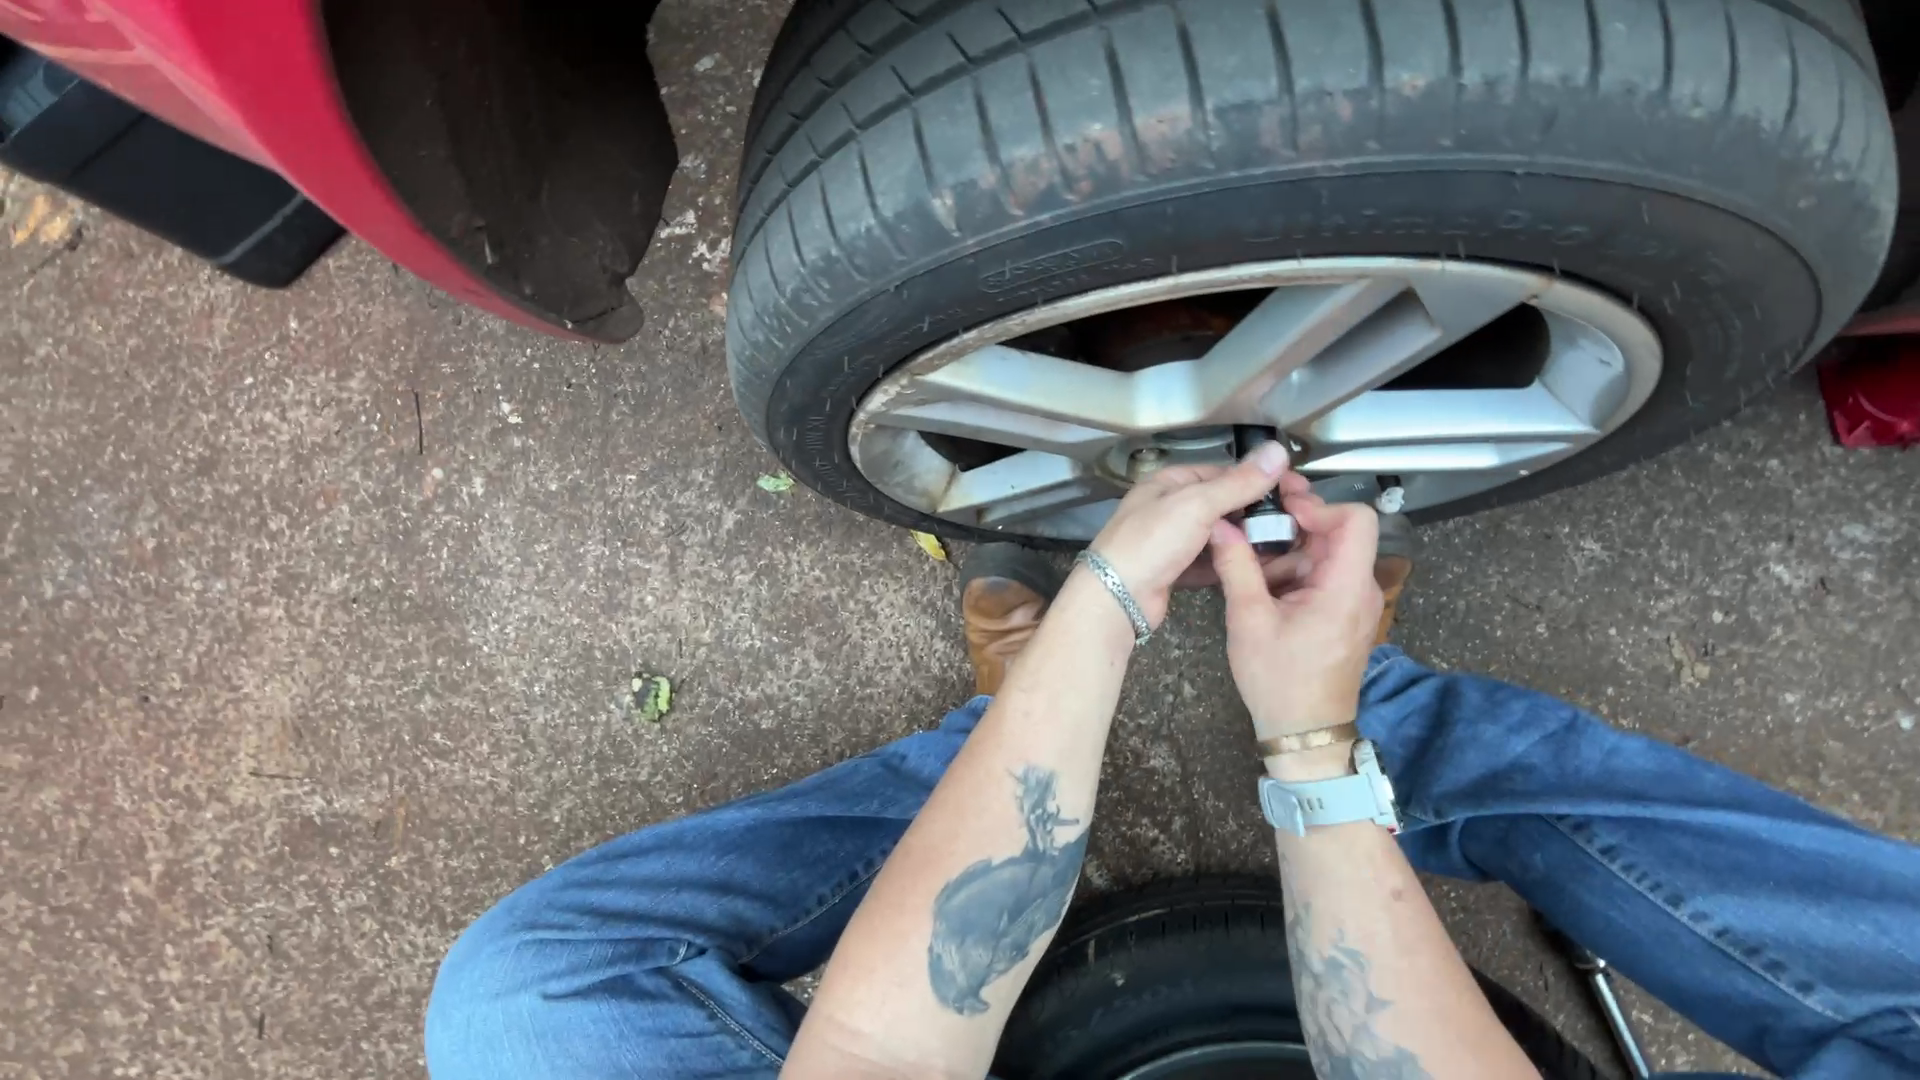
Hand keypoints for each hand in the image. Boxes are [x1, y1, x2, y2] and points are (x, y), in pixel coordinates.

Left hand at [1084, 441, 1302, 628]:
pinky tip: (1258, 569)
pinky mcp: (1174, 571)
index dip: (1258, 480)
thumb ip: (1238, 482)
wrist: (1115, 597)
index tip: (1295, 491)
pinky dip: (1231, 563)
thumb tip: (1277, 451)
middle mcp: (1168, 508)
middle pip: (1221, 505)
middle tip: (1295, 522)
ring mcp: (1171, 542)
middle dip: (1254, 513)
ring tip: (1285, 545)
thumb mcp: (1196, 505)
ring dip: (1246, 540)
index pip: (1222, 473)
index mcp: (1168, 483)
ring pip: (1217, 536)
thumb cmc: (1150, 543)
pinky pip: (1210, 562)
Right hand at [1207, 488, 1382, 738]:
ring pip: (1325, 554)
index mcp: (1345, 587)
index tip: (1279, 508)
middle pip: (1337, 533)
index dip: (1317, 505)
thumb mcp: (1248, 620)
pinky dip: (1292, 572)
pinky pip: (1321, 576)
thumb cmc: (1280, 680)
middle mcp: (1360, 589)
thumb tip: (1219, 524)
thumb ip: (1236, 566)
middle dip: (1292, 525)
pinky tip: (1260, 586)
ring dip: (1287, 551)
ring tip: (1247, 564)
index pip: (1355, 519)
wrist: (1304, 732)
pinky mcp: (1343, 614)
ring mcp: (1354, 602)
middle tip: (1251, 523)